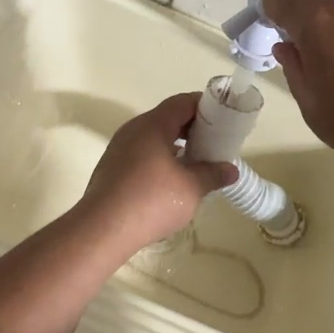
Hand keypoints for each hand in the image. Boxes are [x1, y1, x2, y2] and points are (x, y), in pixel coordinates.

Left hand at [79, 93, 239, 251]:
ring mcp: (119, 148)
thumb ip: (213, 174)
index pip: (182, 102)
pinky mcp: (112, 168)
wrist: (103, 229)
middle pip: (167, 118)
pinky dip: (161, 157)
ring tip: (197, 161)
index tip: (224, 118)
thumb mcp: (191, 188)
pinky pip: (142, 153)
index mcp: (152, 125)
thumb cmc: (151, 201)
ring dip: (176, 144)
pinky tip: (172, 178)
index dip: (205, 106)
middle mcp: (133, 130)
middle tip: (215, 142)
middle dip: (193, 127)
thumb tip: (230, 170)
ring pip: (154, 137)